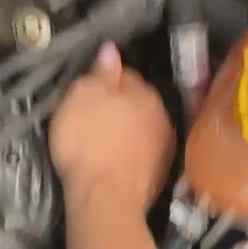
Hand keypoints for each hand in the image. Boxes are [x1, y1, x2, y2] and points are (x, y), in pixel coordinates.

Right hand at [49, 41, 173, 213]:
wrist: (106, 198)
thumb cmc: (89, 143)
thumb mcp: (82, 98)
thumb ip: (99, 72)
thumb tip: (111, 49)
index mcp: (145, 93)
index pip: (125, 75)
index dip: (104, 83)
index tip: (86, 96)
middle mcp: (162, 116)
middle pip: (137, 103)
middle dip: (119, 108)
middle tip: (92, 120)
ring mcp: (165, 147)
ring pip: (142, 129)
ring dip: (127, 132)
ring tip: (103, 144)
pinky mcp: (160, 174)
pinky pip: (142, 154)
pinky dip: (131, 155)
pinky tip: (115, 162)